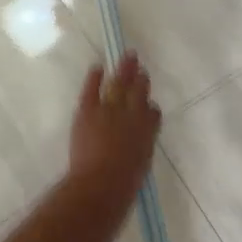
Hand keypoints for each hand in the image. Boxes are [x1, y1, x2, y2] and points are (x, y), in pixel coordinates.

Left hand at [68, 52, 160, 192]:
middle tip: (141, 68)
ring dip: (125, 70)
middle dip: (141, 80)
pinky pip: (92, 89)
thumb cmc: (123, 185)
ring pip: (120, 85)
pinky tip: (97, 67)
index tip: (148, 105)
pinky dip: (94, 77)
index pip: (153, 114)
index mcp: (148, 133)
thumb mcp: (140, 167)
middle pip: (139, 93)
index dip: (150, 109)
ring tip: (129, 56)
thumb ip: (141, 149)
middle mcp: (133, 116)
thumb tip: (137, 142)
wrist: (100, 183)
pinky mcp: (89, 110)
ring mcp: (110, 110)